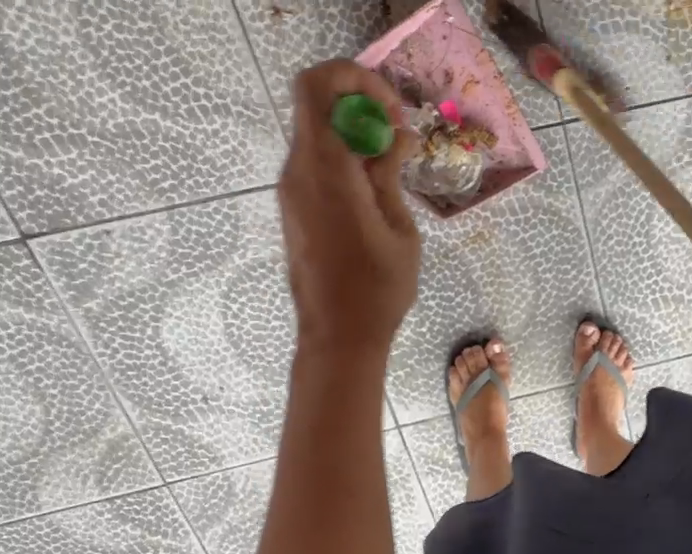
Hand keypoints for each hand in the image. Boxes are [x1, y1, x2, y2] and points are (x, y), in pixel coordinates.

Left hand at [277, 60, 420, 360]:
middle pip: (316, 105)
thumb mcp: (399, 230)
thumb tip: (395, 137)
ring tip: (392, 168)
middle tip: (397, 135)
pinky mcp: (294, 209)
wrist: (339, 335)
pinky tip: (374, 192)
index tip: (394, 112)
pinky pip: (316, 165)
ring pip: (317, 135)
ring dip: (353, 136)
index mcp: (326, 170)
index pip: (320, 86)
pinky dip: (343, 161)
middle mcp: (299, 171)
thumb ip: (390, 175)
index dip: (356, 80)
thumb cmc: (378, 290)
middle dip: (359, 106)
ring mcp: (291, 190)